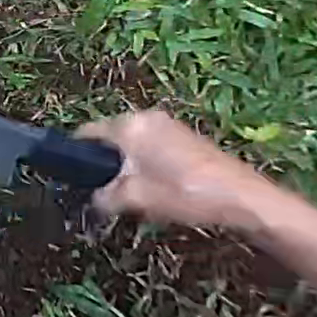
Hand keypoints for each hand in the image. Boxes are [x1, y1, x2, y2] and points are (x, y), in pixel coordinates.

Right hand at [77, 110, 298, 231]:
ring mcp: (167, 124)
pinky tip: (155, 185)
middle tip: (104, 188)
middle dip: (103, 161)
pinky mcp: (184, 135)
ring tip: (130, 191)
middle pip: (109, 136)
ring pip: (131, 141)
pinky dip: (145, 160)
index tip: (72, 175)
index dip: (76, 155)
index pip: (87, 133)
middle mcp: (145, 117)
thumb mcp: (136, 199)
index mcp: (128, 125)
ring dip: (126, 162)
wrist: (245, 199)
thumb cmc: (185, 194)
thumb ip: (105, 197)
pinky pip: (150, 143)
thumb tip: (93, 199)